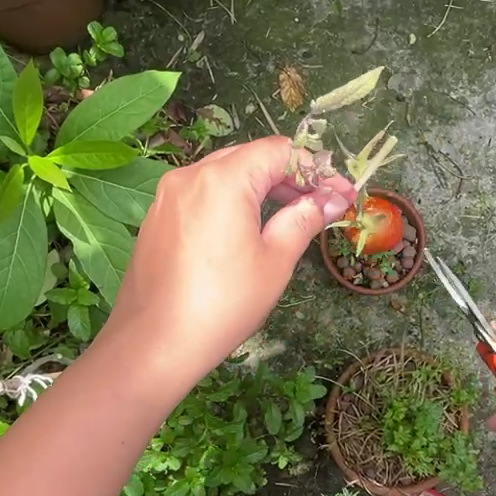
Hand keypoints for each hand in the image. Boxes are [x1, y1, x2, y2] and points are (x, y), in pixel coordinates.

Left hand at [100, 137, 353, 384]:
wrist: (154, 343)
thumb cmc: (223, 304)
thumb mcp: (275, 261)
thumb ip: (304, 220)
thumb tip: (332, 199)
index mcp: (223, 179)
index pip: (279, 151)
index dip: (316, 169)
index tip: (341, 195)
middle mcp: (190, 175)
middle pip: (249, 158)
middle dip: (289, 177)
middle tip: (320, 206)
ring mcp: (167, 196)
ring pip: (223, 176)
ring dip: (259, 190)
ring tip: (287, 219)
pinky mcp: (156, 219)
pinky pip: (200, 196)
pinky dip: (229, 203)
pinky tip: (245, 233)